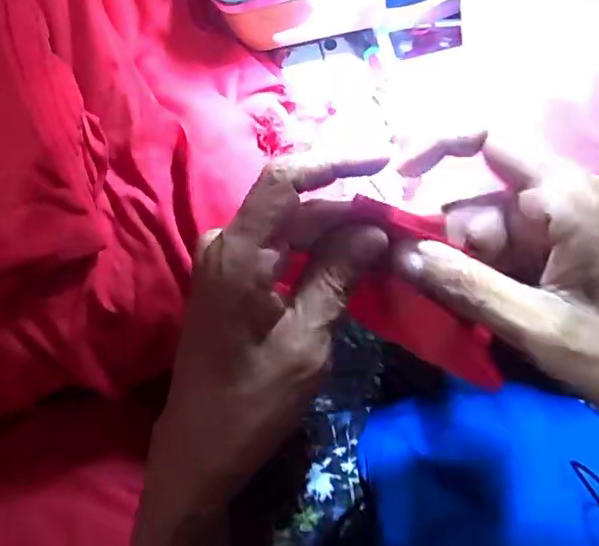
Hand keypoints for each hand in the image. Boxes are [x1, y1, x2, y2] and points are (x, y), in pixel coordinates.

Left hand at [133, 151, 392, 545]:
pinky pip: (275, 246)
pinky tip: (349, 255)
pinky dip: (311, 248)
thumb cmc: (253, 398)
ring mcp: (223, 255)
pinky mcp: (229, 273)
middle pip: (289, 204)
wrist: (200, 440)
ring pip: (285, 225)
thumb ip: (335, 275)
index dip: (332, 161)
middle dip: (344, 204)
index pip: (283, 180)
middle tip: (399, 212)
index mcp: (237, 249)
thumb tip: (371, 226)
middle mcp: (224, 239)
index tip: (380, 159)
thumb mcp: (305, 341)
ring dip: (332, 227)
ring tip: (386, 233)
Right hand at [391, 142, 598, 455]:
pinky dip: (490, 272)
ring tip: (484, 313)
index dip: (433, 144)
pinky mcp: (571, 248)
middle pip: (478, 194)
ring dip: (471, 262)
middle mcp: (566, 196)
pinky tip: (499, 310)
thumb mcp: (548, 332)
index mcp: (568, 197)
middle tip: (451, 291)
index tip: (396, 177)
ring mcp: (569, 223)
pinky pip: (508, 245)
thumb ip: (467, 287)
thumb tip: (397, 251)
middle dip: (455, 238)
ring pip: (487, 224)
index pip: (486, 136)